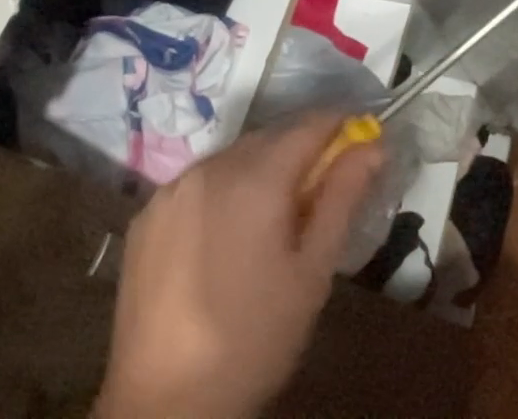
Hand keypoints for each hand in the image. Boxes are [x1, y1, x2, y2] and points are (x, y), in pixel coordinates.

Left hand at [94, 113, 382, 418]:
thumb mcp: (312, 272)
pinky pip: (197, 184)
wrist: (165, 402)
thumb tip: (372, 147)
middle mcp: (208, 168)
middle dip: (302, 150)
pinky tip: (230, 233)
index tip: (365, 138)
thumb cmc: (255, 337)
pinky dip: (224, 190)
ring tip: (279, 214)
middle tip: (326, 187)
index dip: (340, 126)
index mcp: (253, 178)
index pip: (307, 127)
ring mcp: (169, 190)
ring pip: (230, 159)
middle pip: (267, 138)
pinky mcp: (145, 216)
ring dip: (261, 169)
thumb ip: (342, 199)